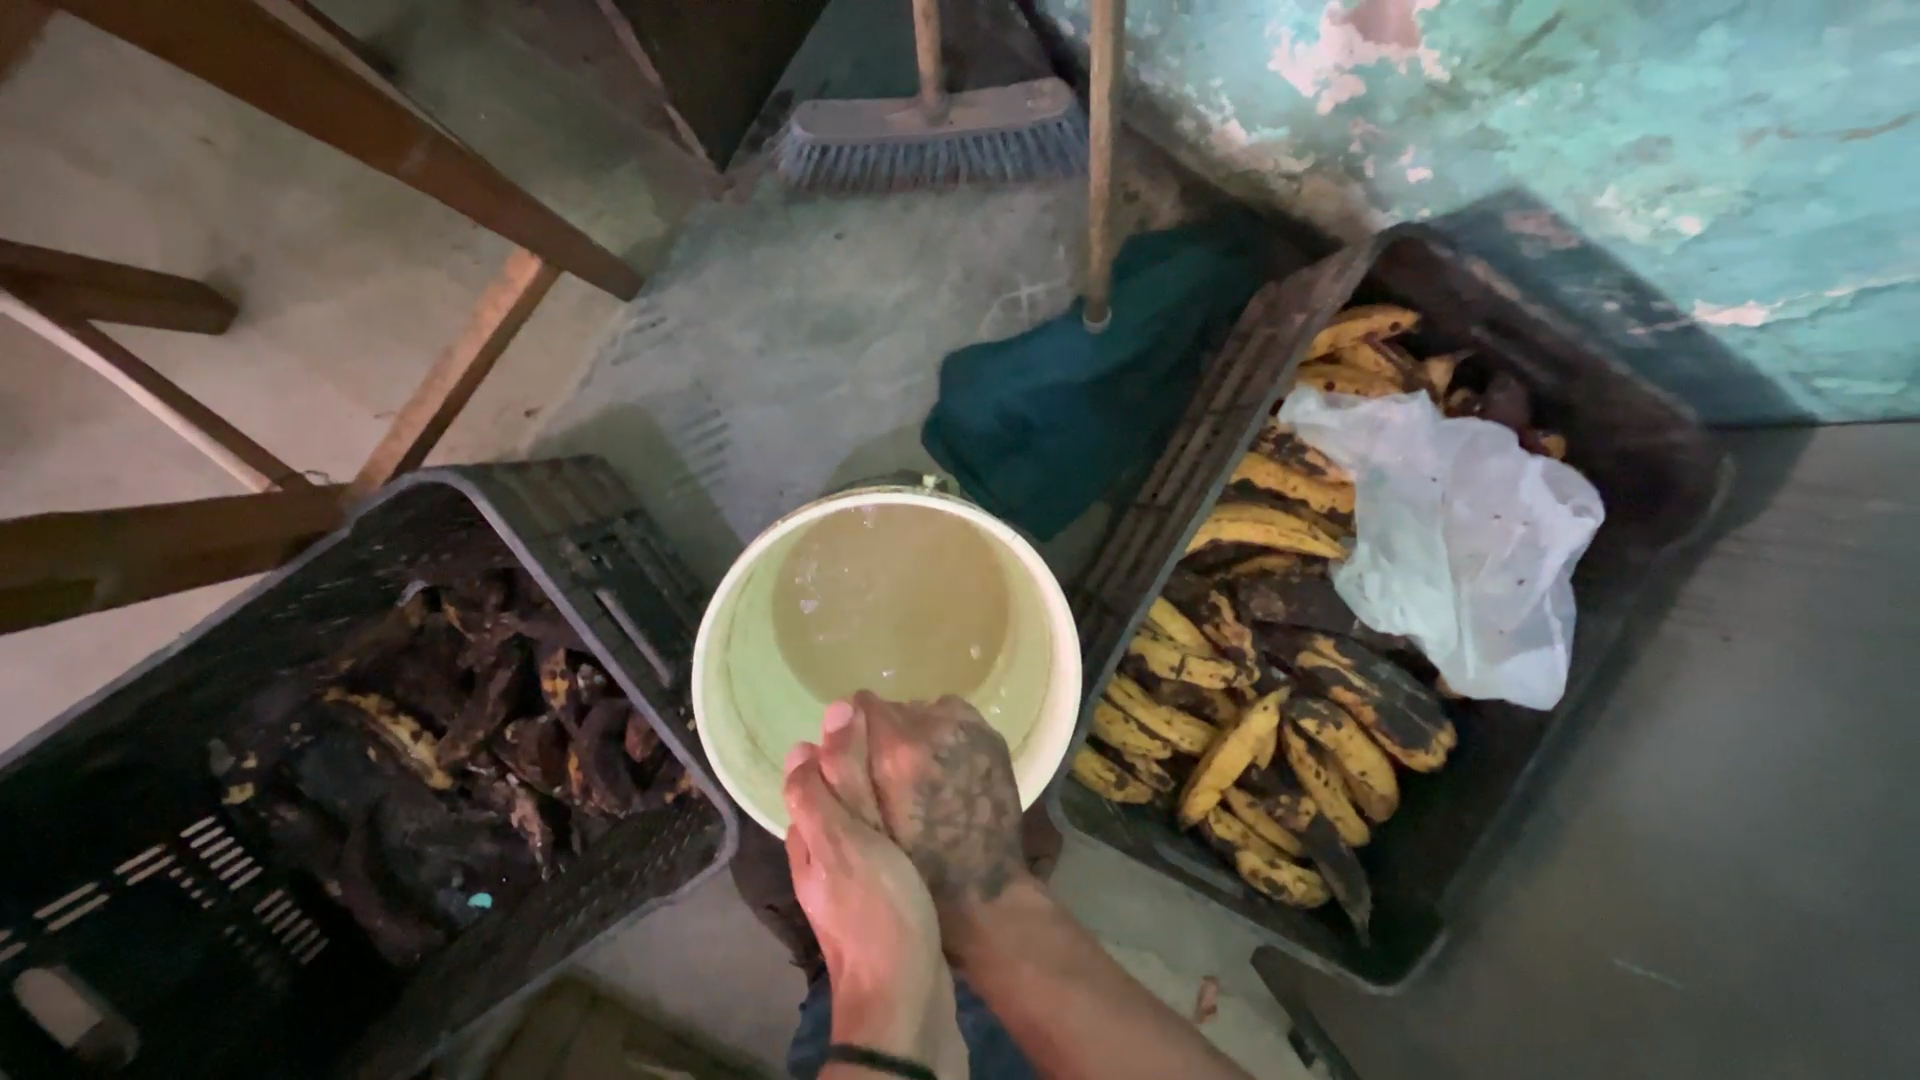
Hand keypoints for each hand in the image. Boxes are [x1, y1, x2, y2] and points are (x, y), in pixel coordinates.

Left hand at [785, 701, 965, 1078]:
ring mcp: (856, 888)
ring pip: (859, 826)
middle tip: (894, 734)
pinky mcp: (887, 904)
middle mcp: (825, 865)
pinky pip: (885, 849)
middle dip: (852, 767)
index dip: (826, 747)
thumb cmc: (877, 915)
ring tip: (912, 765)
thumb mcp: (847, 845)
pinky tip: (922, 819)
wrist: (907, 1002)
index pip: (806, 782)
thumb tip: (811, 731)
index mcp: (810, 846)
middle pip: (831, 803)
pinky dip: (896, 824)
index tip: (860, 714)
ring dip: (877, 795)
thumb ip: (830, 790)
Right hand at [840, 691, 1031, 960]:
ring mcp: (968, 730)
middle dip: (885, 730)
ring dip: (915, 729)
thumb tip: (824, 731)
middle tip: (887, 769)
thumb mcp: (864, 825)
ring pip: (924, 709)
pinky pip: (955, 715)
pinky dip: (945, 730)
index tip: (856, 752)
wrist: (980, 891)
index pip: (862, 704)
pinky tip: (943, 762)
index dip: (854, 727)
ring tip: (917, 767)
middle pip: (894, 706)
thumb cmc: (914, 868)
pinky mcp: (991, 737)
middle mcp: (934, 729)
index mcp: (898, 751)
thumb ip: (843, 774)